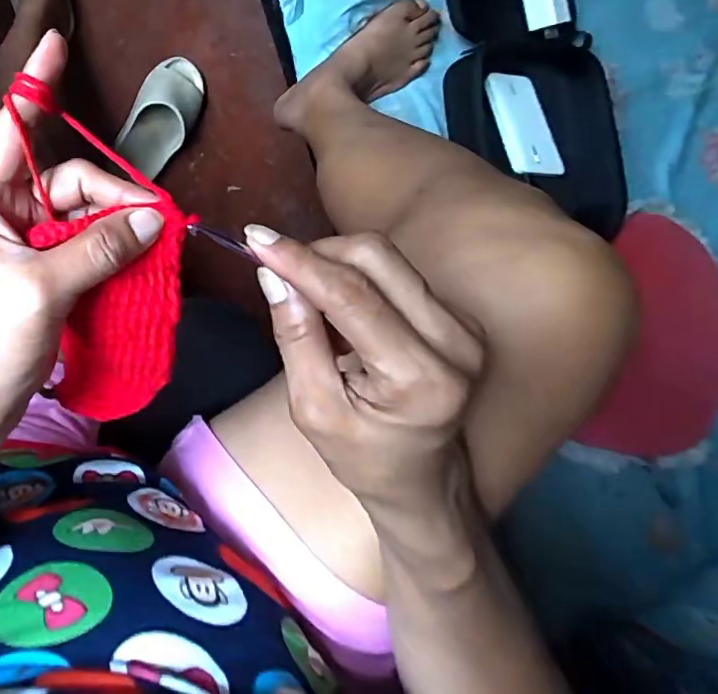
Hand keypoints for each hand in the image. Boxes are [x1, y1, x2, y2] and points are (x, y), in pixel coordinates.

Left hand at [0, 32, 165, 448]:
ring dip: (118, 222)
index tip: (53, 42)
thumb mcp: (45, 288)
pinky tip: (138, 254)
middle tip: (153, 221)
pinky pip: (87, 239)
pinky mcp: (47, 266)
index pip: (12, 130)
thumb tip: (153, 217)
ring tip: (151, 242)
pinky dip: (113, 243)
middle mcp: (5, 212)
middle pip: (68, 178)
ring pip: (84, 210)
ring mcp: (27, 240)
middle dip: (111, 193)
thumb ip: (99, 247)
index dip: (35, 86)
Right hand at [245, 226, 485, 516]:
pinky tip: (331, 300)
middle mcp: (454, 343)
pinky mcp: (456, 314)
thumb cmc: (362, 454)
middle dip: (315, 252)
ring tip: (302, 290)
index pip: (352, 297)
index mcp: (420, 378)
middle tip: (273, 265)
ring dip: (330, 259)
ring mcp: (462, 325)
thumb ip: (295, 337)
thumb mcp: (312, 408)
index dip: (300, 261)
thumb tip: (271, 275)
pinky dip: (349, 271)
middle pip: (375, 258)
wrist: (424, 479)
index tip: (254, 238)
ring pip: (383, 256)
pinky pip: (392, 269)